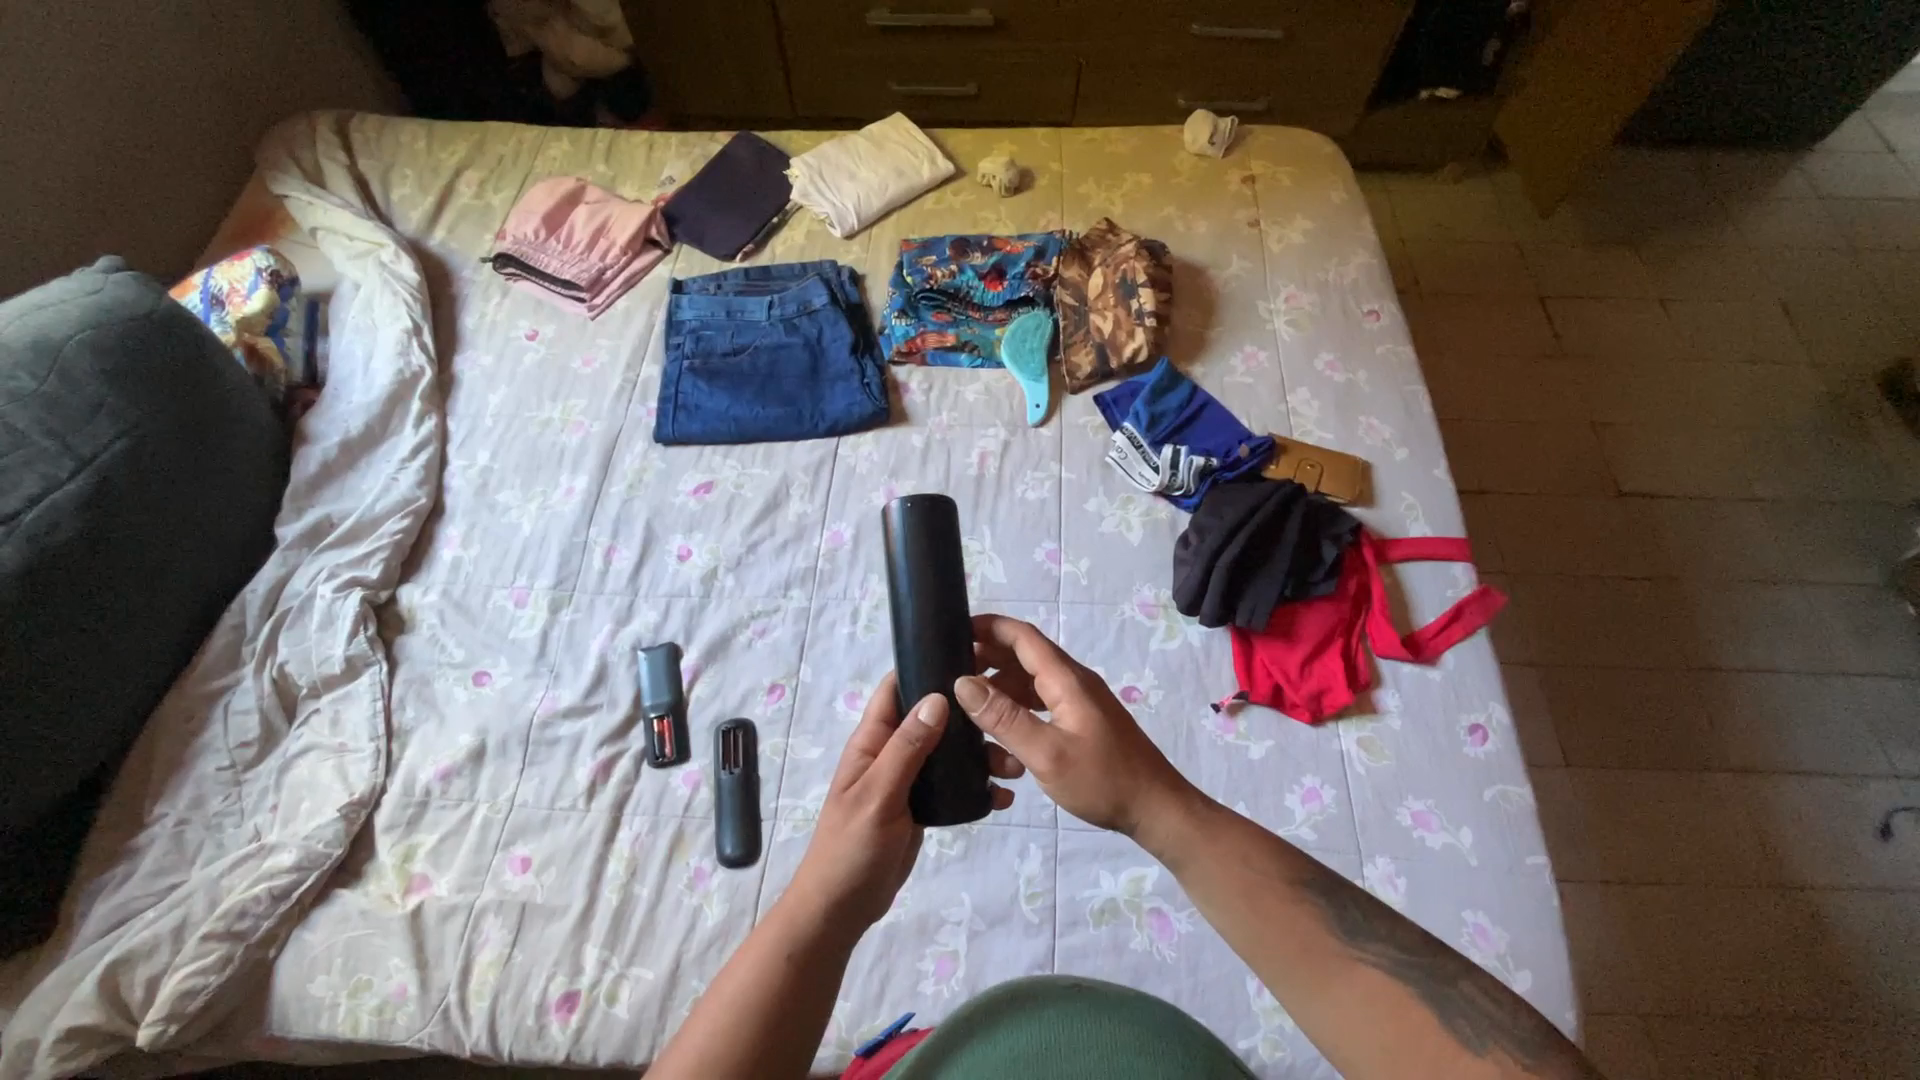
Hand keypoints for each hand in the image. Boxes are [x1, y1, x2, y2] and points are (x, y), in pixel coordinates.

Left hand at [787, 672, 1024, 929]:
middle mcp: (891, 752)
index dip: (926, 666)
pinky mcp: (922, 806)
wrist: (842, 908)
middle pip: (933, 718)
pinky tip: (1003, 796)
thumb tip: (938, 698)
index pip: (898, 689)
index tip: (969, 658)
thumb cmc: (850, 847)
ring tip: (1013, 767)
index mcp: (872, 741)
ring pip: (949, 753)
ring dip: (980, 755)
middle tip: (1009, 717)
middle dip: (969, 715)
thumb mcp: (878, 794)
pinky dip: (978, 787)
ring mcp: (908, 779)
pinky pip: (954, 786)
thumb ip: (907, 748)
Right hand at [960, 615, 1201, 840]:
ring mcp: (1078, 702)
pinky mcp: (1080, 722)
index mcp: (1066, 679)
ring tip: (966, 707)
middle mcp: (1072, 682)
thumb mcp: (1046, 753)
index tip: (952, 630)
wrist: (1156, 809)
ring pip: (1030, 682)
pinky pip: (1041, 704)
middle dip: (986, 658)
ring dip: (999, 689)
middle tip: (948, 673)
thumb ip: (1004, 718)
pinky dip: (1016, 710)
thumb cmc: (1103, 780)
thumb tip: (962, 683)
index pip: (1022, 636)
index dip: (988, 627)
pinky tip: (998, 735)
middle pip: (1023, 656)